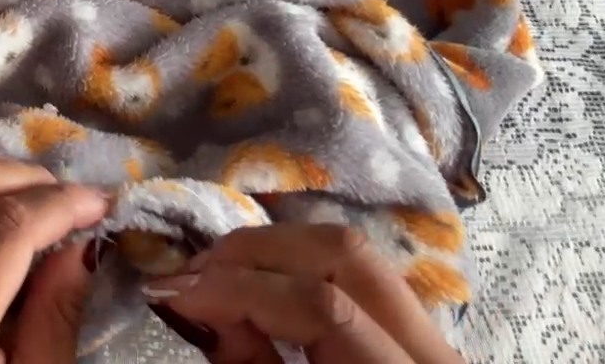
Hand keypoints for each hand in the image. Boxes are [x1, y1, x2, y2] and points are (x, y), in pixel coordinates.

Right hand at [143, 224, 464, 363]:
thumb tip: (201, 307)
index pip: (320, 305)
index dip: (237, 289)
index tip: (168, 291)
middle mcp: (436, 356)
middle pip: (342, 252)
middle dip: (254, 251)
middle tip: (192, 274)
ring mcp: (433, 340)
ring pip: (348, 250)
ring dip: (269, 250)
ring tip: (216, 274)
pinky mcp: (413, 334)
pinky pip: (349, 274)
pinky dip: (292, 266)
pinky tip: (253, 283)